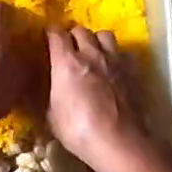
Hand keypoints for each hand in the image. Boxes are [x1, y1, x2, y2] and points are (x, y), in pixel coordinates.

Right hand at [46, 26, 163, 171]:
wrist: (117, 141)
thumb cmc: (77, 130)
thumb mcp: (50, 115)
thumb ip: (46, 94)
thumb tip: (39, 88)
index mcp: (66, 62)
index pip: (55, 34)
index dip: (49, 33)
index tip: (46, 38)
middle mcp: (91, 54)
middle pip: (81, 30)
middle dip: (72, 35)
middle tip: (68, 48)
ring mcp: (114, 60)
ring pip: (104, 35)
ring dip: (95, 40)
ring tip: (92, 52)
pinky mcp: (132, 71)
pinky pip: (122, 52)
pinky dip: (114, 55)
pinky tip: (111, 67)